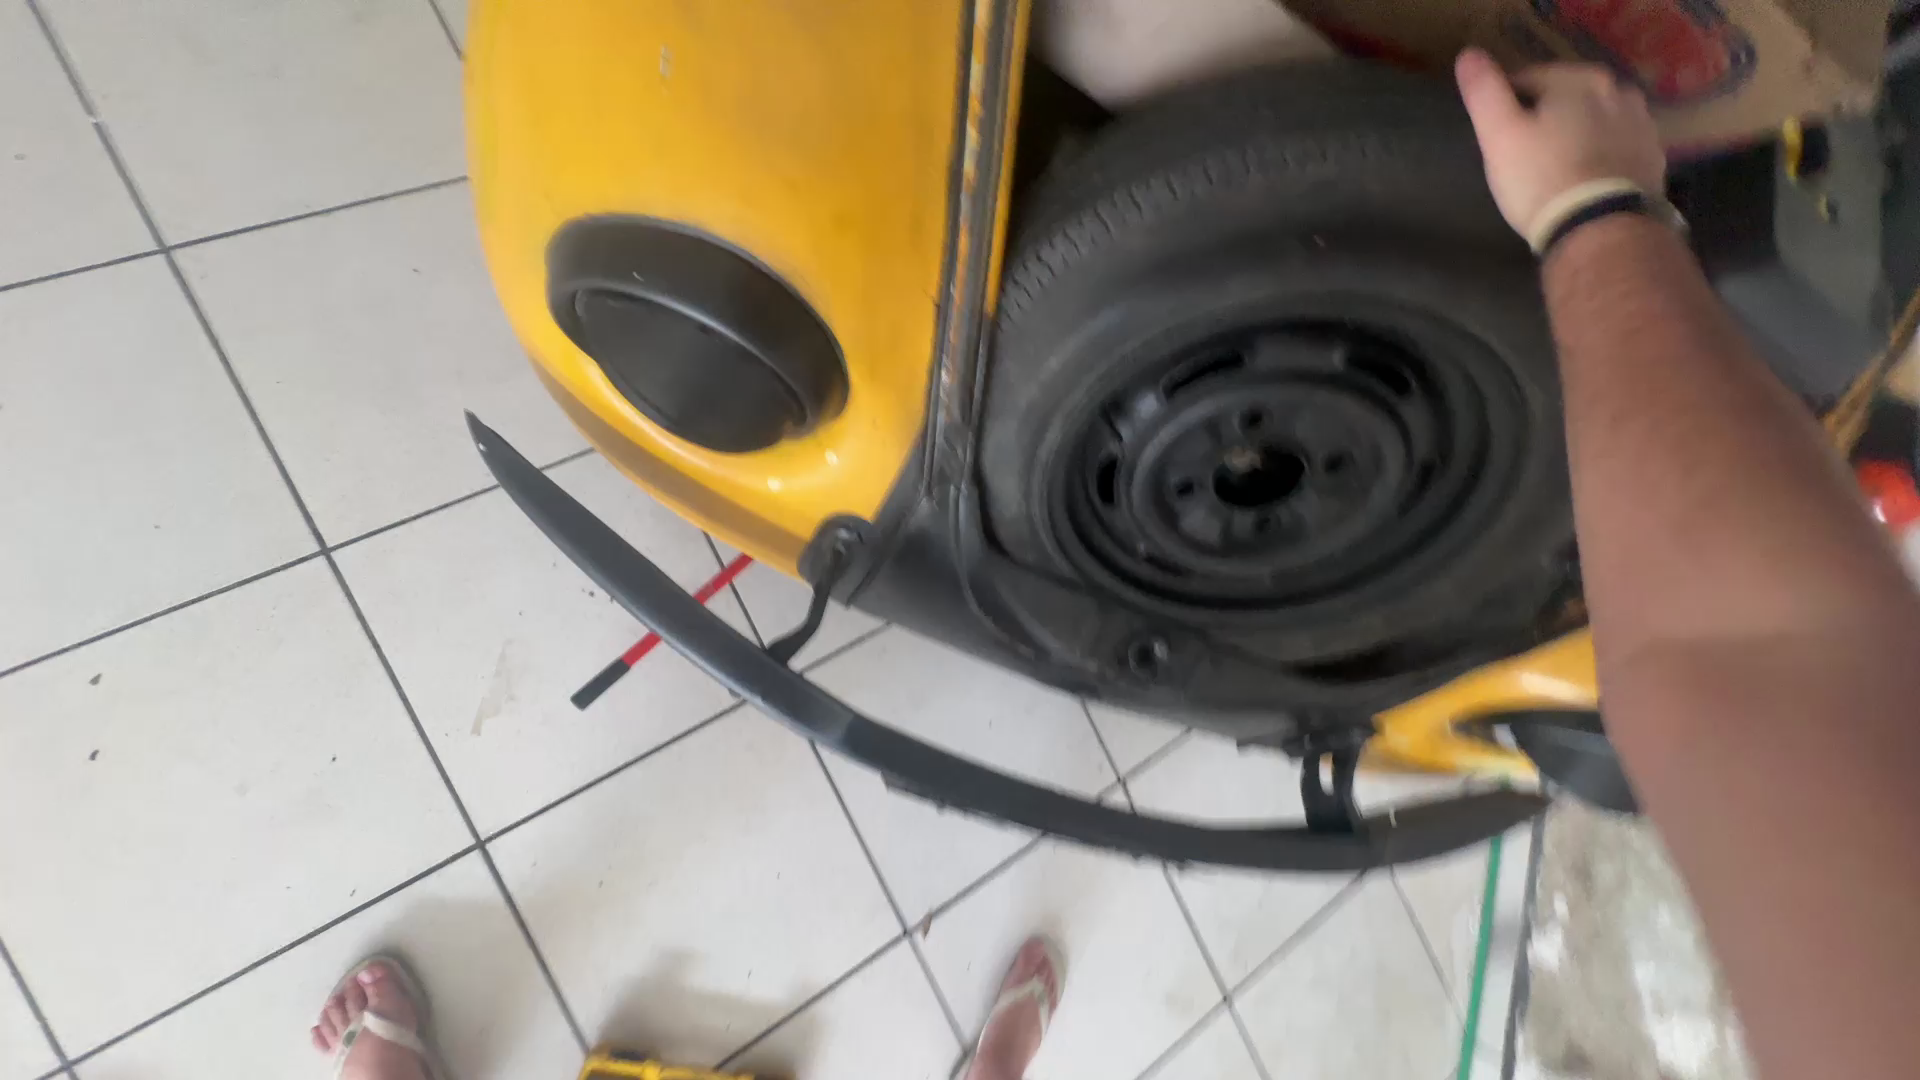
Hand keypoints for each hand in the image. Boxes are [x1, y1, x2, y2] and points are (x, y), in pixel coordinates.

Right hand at [1453, 49, 1666, 237]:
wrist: (1596, 222)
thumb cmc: (1538, 177)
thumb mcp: (1499, 136)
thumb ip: (1484, 93)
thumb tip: (1468, 54)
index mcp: (1577, 80)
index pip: (1529, 79)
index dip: (1504, 103)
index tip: (1492, 131)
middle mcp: (1616, 89)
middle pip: (1566, 97)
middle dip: (1544, 116)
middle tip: (1520, 150)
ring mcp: (1640, 122)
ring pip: (1595, 119)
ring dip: (1575, 132)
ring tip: (1552, 164)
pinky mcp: (1650, 154)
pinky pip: (1616, 144)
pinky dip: (1598, 153)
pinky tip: (1581, 176)